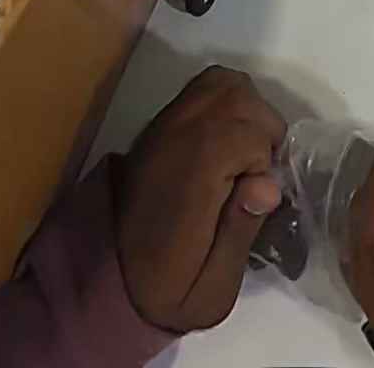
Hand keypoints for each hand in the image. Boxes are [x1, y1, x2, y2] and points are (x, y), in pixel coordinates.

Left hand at [115, 66, 287, 331]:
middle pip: (243, 101)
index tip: (248, 200)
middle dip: (263, 135)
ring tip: (244, 150)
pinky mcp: (163, 118)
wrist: (105, 276)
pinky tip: (229, 132)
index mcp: (190, 178)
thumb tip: (268, 184)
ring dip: (249, 112)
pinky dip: (229, 98)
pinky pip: (209, 82)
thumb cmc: (164, 288)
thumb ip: (241, 235)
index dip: (263, 168)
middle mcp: (179, 137)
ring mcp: (168, 121)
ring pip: (229, 84)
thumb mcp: (209, 291)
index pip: (251, 139)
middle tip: (253, 174)